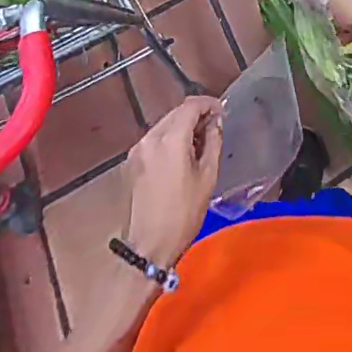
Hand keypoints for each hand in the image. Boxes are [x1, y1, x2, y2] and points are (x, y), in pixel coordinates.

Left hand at [123, 96, 222, 265]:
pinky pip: (154, 140)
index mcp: (170, 139)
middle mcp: (150, 138)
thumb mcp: (207, 177)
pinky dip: (169, 139)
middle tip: (213, 127)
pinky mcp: (130, 163)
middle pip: (176, 113)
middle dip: (195, 115)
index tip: (221, 112)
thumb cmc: (182, 214)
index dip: (209, 104)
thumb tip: (214, 123)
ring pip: (164, 125)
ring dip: (182, 126)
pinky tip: (179, 155)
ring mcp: (137, 150)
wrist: (146, 248)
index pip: (190, 106)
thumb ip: (212, 142)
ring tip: (198, 143)